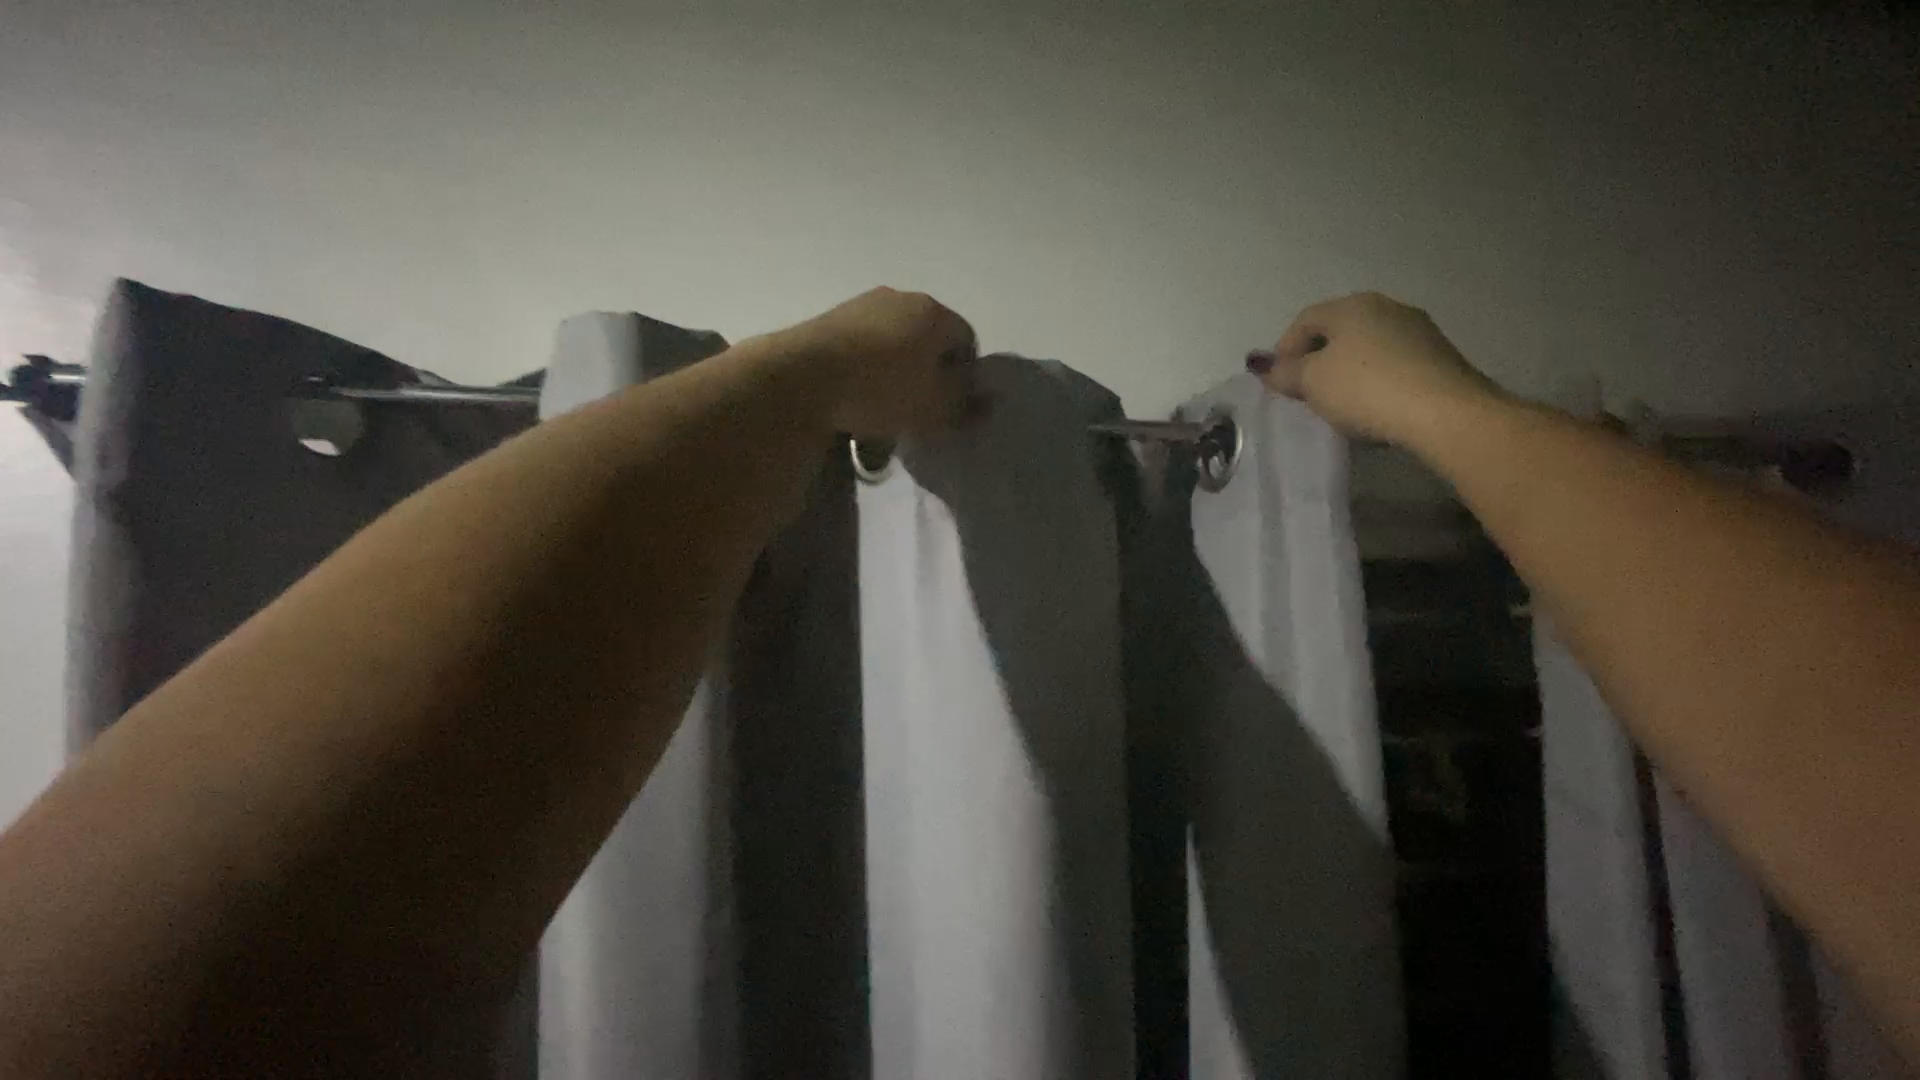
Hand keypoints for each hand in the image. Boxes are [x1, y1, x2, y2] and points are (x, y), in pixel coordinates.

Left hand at [777, 287, 985, 436]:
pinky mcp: (829, 319)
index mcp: (935, 312)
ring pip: (892, 342)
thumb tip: (988, 401)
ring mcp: (862, 304)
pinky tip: (854, 396)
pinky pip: (862, 346)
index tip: (950, 404)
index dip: (964, 375)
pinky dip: (865, 369)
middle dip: (927, 372)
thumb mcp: (936, 408)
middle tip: (918, 408)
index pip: (966, 339)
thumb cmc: (885, 389)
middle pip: (927, 338)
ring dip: (895, 370)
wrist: (806, 377)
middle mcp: (901, 298)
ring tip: (883, 406)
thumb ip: (966, 405)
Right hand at [1249, 292, 1504, 445]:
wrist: (1444, 413)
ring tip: (1339, 402)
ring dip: (1347, 370)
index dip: (1284, 350)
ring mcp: (1418, 330)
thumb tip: (1259, 362)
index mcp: (1352, 305)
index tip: (1279, 384)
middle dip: (1316, 359)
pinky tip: (1373, 405)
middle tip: (1305, 393)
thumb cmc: (1365, 389)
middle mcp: (1386, 307)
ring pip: (1367, 346)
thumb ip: (1283, 372)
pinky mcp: (1439, 356)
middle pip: (1338, 330)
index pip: (1304, 320)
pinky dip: (1375, 379)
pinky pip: (1392, 363)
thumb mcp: (1312, 383)